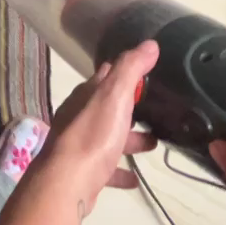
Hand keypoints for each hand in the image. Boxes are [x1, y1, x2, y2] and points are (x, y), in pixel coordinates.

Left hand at [34, 41, 159, 213]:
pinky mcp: (84, 170)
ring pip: (108, 136)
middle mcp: (79, 115)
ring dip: (129, 139)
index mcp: (86, 95)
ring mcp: (80, 143)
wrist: (68, 181)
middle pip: (108, 107)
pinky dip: (120, 170)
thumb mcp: (114, 96)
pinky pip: (106, 167)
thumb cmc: (93, 135)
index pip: (105, 75)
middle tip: (157, 113)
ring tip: (153, 144)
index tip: (147, 73)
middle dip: (130, 108)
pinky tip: (134, 179)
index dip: (124, 72)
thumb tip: (149, 43)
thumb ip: (130, 70)